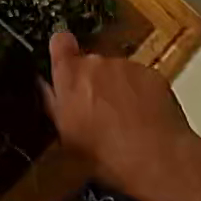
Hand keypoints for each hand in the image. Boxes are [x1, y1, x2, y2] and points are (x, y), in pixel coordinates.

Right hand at [43, 30, 198, 191]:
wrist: (155, 157)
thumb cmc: (105, 153)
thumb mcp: (66, 136)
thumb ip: (53, 104)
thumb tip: (45, 87)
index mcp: (70, 75)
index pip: (60, 42)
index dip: (62, 49)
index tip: (65, 61)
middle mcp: (97, 63)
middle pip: (90, 64)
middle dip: (92, 82)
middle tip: (97, 111)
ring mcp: (127, 66)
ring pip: (116, 73)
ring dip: (117, 89)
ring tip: (123, 121)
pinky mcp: (152, 74)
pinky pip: (140, 79)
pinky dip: (140, 93)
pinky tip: (143, 119)